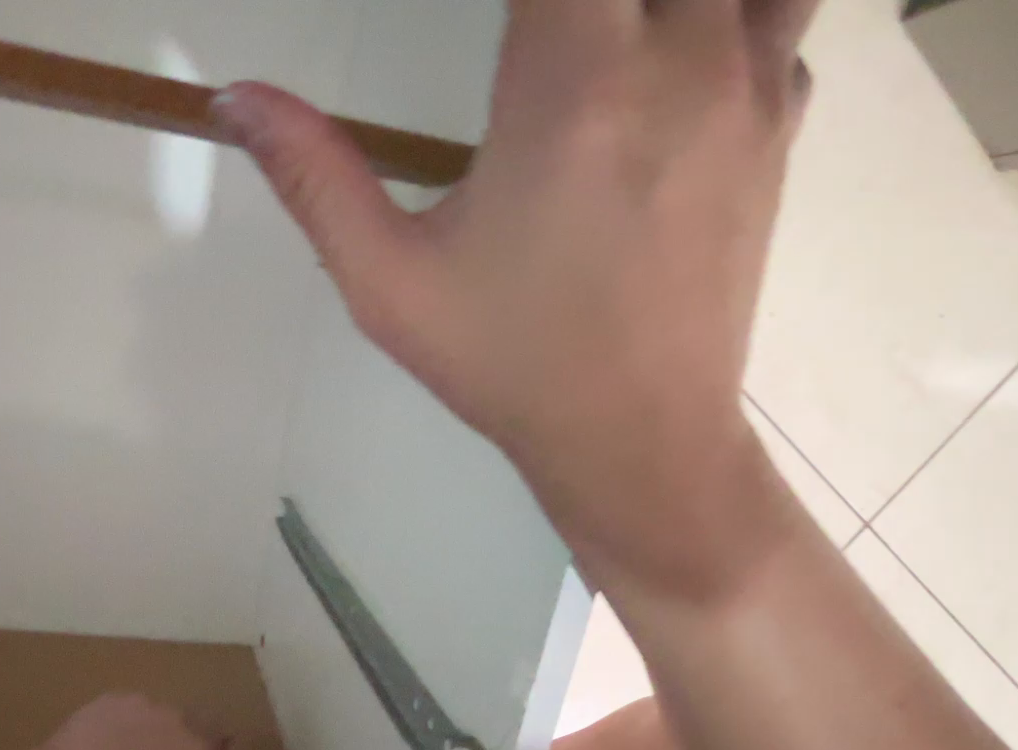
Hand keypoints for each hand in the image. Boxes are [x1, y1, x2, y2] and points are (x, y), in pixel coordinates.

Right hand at [213, 0, 820, 600]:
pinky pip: (774, 16)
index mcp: (570, 81)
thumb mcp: (388, 283)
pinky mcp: (781, 129)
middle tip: (526, 44)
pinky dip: (725, 13)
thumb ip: (314, 178)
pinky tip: (670, 64)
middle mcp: (679, 52)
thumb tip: (237, 98)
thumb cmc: (505, 364)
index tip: (485, 26)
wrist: (637, 438)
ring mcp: (749, 85)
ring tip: (598, 46)